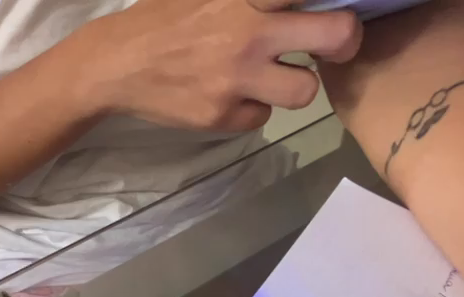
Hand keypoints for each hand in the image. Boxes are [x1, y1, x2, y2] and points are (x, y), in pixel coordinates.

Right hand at [76, 0, 362, 131]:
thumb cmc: (166, 16)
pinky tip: (230, 96)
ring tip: (273, 76)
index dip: (338, 0)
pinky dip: (251, 109)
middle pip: (335, 36)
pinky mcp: (221, 117)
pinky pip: (259, 118)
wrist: (118, 64)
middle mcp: (252, 34)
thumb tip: (292, 4)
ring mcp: (237, 80)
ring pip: (303, 90)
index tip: (340, 5)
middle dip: (345, 39)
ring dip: (295, 84)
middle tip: (339, 43)